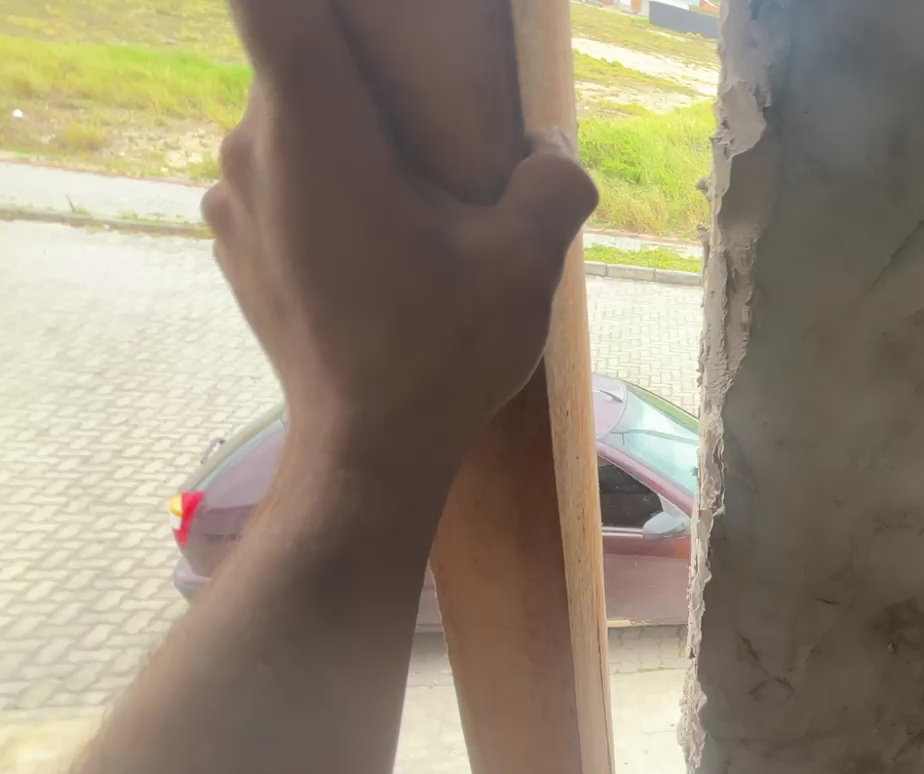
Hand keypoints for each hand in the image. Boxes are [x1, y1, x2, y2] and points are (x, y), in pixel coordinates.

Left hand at [204, 0, 597, 480]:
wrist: (376, 442)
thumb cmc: (448, 347)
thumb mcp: (529, 266)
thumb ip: (555, 187)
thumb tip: (554, 150)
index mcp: (317, 135)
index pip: (277, 4)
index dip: (326, 2)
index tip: (387, 31)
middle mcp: (250, 151)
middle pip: (300, 72)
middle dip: (374, 94)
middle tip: (446, 156)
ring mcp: (231, 203)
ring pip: (293, 136)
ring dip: (355, 154)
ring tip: (421, 223)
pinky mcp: (236, 248)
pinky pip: (283, 190)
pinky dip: (330, 200)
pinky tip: (382, 263)